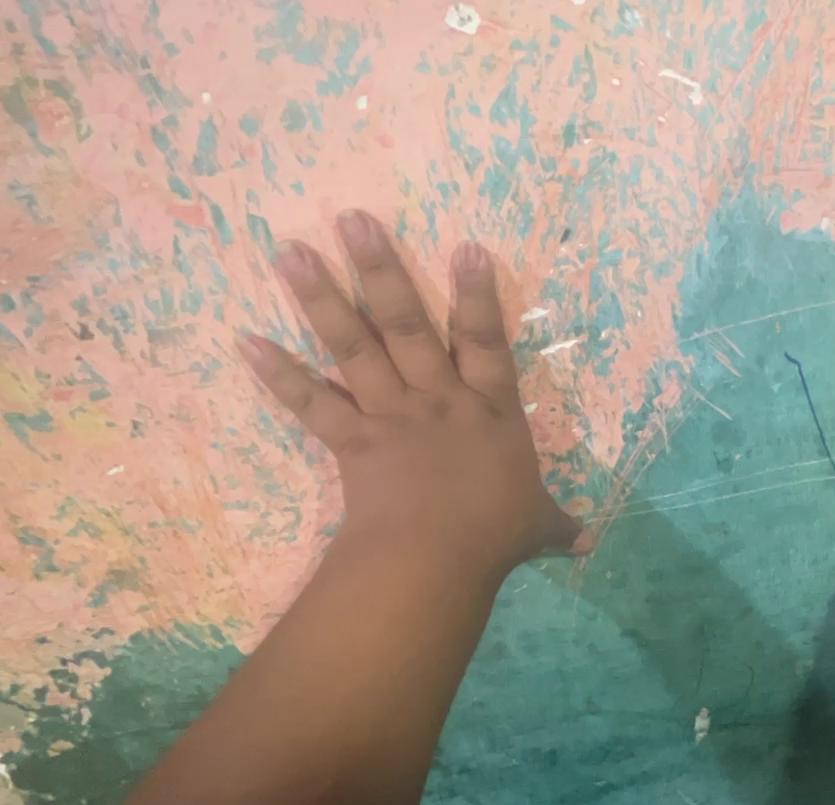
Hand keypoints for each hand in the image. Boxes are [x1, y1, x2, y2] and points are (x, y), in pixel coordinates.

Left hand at [240, 210, 586, 583]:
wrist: (436, 555)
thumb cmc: (496, 532)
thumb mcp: (540, 525)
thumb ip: (560, 525)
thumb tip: (589, 545)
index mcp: (491, 411)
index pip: (486, 342)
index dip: (478, 296)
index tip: (466, 247)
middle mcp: (440, 400)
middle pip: (408, 325)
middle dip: (382, 270)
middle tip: (353, 219)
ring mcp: (392, 416)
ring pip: (355, 348)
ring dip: (322, 299)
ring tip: (289, 250)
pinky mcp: (353, 442)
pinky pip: (313, 404)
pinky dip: (280, 375)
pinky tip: (245, 341)